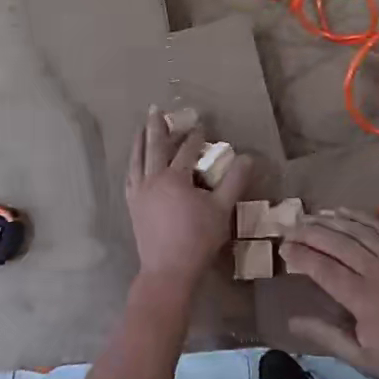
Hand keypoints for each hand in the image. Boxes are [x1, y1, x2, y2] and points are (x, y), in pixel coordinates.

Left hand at [124, 106, 251, 297]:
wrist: (168, 270)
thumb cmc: (198, 239)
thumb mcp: (222, 210)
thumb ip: (234, 182)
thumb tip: (248, 158)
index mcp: (174, 178)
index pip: (187, 150)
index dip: (196, 137)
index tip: (202, 125)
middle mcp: (152, 179)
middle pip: (155, 147)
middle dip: (157, 127)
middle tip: (156, 108)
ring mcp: (139, 192)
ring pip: (138, 159)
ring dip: (140, 141)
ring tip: (141, 127)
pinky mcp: (132, 205)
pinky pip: (130, 177)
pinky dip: (133, 164)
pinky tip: (135, 162)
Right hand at [281, 209, 378, 378]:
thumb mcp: (363, 360)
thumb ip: (326, 336)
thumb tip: (291, 320)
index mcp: (364, 299)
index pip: (323, 268)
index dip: (300, 256)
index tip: (282, 249)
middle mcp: (377, 271)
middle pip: (336, 242)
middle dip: (309, 232)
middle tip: (289, 229)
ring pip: (356, 229)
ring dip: (329, 220)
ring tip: (308, 217)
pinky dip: (357, 216)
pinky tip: (341, 212)